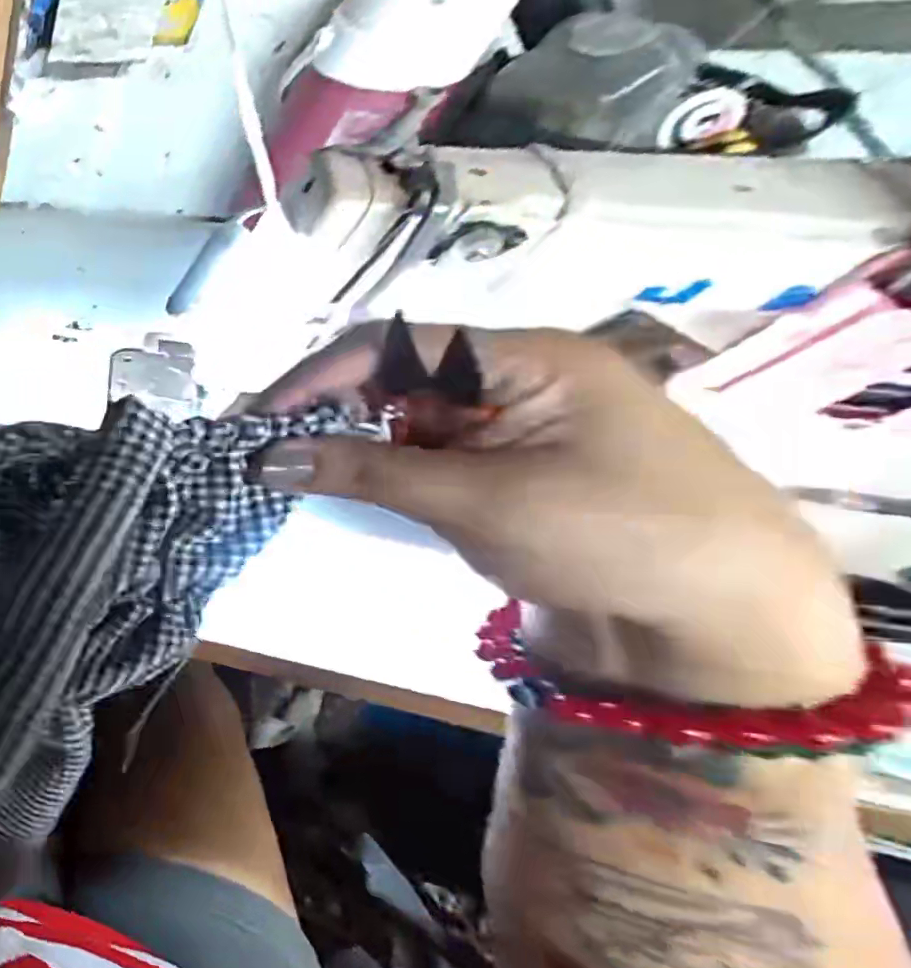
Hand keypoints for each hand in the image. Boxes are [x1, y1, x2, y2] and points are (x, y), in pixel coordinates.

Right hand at [239, 323, 862, 706]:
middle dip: (318, 409)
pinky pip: (410, 456)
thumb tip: (265, 459)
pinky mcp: (487, 471)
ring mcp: (495, 429)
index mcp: (521, 359)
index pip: (391, 347)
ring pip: (393, 420)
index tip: (257, 420)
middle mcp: (503, 381)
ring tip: (278, 466)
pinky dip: (366, 468)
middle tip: (256, 446)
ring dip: (337, 441)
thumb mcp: (477, 500)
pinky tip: (329, 481)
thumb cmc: (611, 536)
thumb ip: (365, 471)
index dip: (314, 378)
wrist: (712, 621)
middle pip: (386, 378)